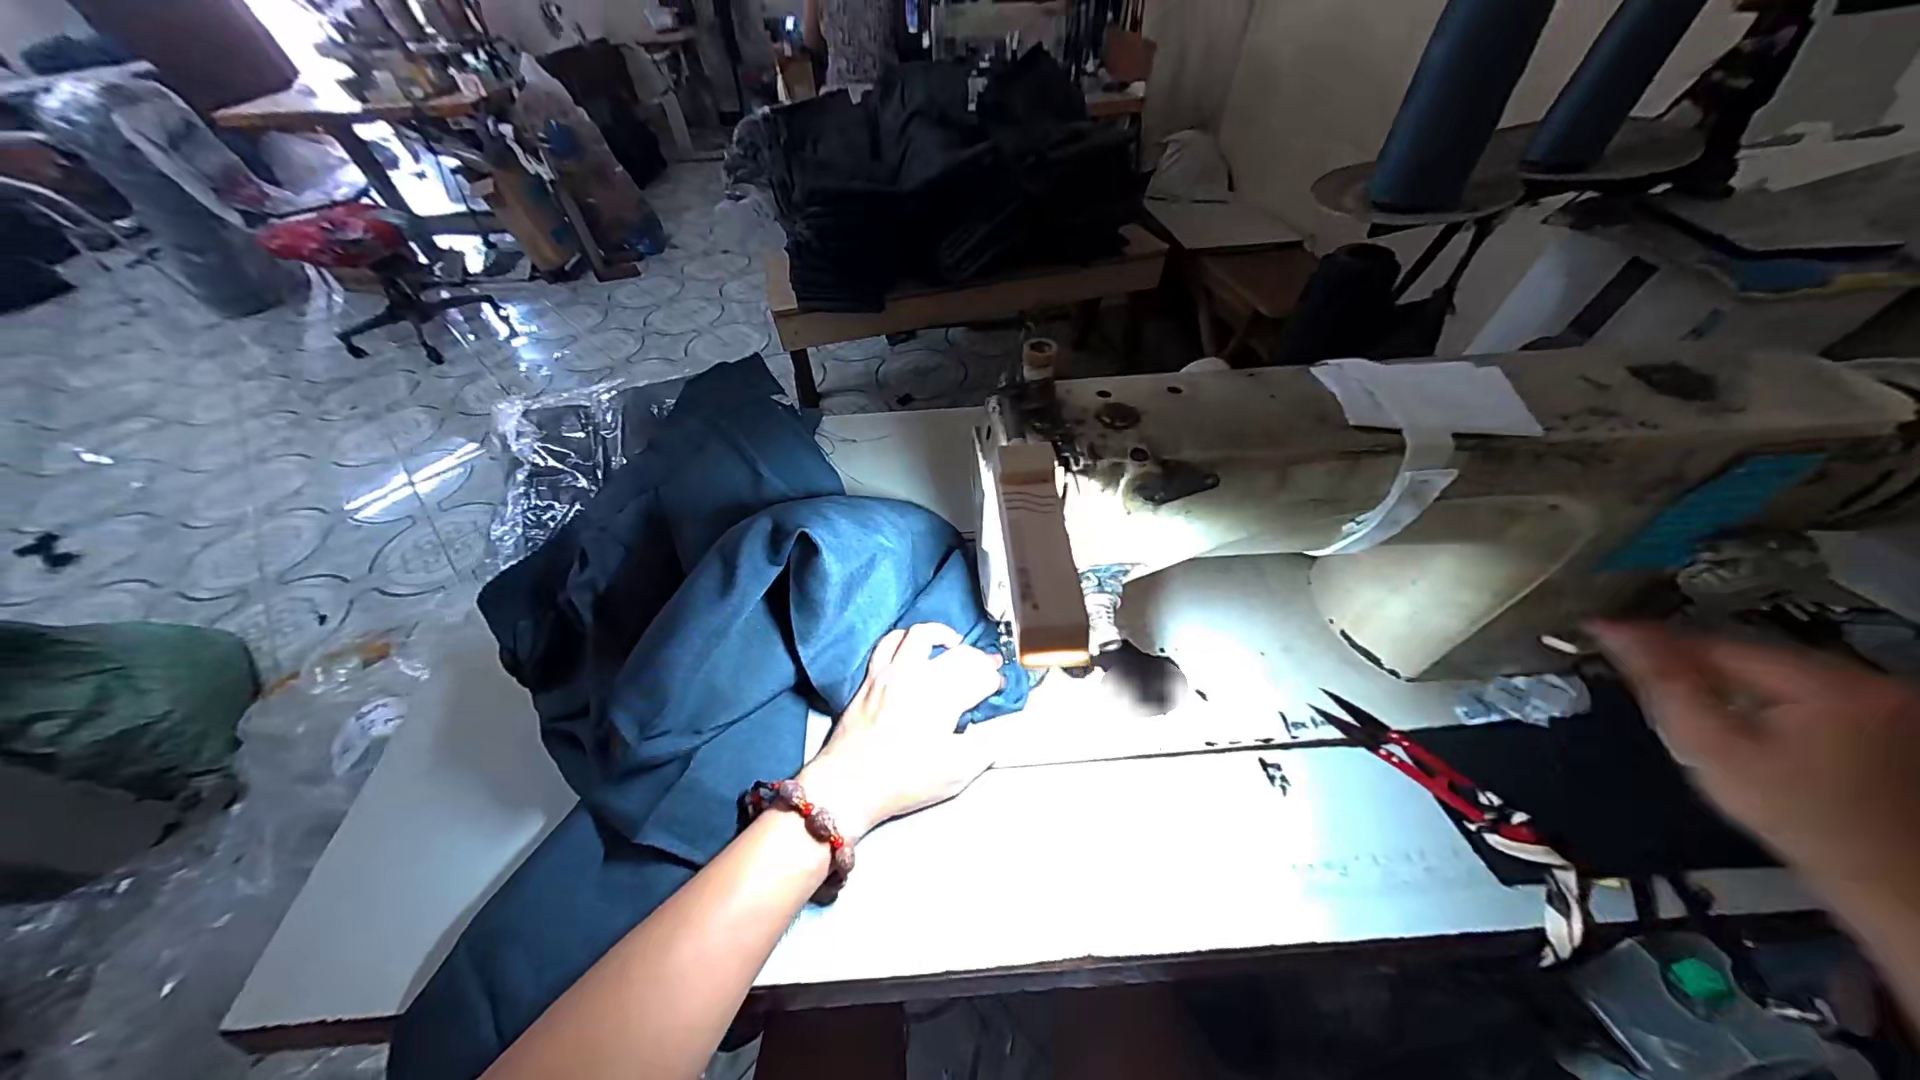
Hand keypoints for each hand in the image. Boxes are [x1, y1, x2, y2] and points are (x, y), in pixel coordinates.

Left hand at [795, 623, 1005, 841]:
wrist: (847, 786)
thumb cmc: (900, 782)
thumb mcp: (955, 774)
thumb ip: (984, 747)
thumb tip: (996, 729)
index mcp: (942, 700)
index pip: (979, 676)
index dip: (995, 679)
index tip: (998, 686)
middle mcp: (917, 677)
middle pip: (957, 654)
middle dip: (979, 658)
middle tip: (986, 667)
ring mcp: (890, 674)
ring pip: (920, 635)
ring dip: (942, 635)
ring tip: (952, 644)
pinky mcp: (871, 678)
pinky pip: (887, 643)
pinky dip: (904, 638)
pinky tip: (910, 646)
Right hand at [1588, 620, 1919, 910]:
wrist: (1884, 879)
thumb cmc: (1798, 821)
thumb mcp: (1711, 749)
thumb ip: (1662, 687)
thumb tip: (1617, 637)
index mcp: (1829, 683)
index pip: (1713, 643)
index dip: (1651, 641)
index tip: (1603, 630)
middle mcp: (1868, 682)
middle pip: (1746, 655)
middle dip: (1691, 664)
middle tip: (1637, 668)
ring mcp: (1887, 702)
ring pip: (1772, 671)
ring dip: (1726, 678)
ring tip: (1684, 693)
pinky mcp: (1891, 720)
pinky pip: (1801, 690)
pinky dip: (1762, 696)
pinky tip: (1740, 716)